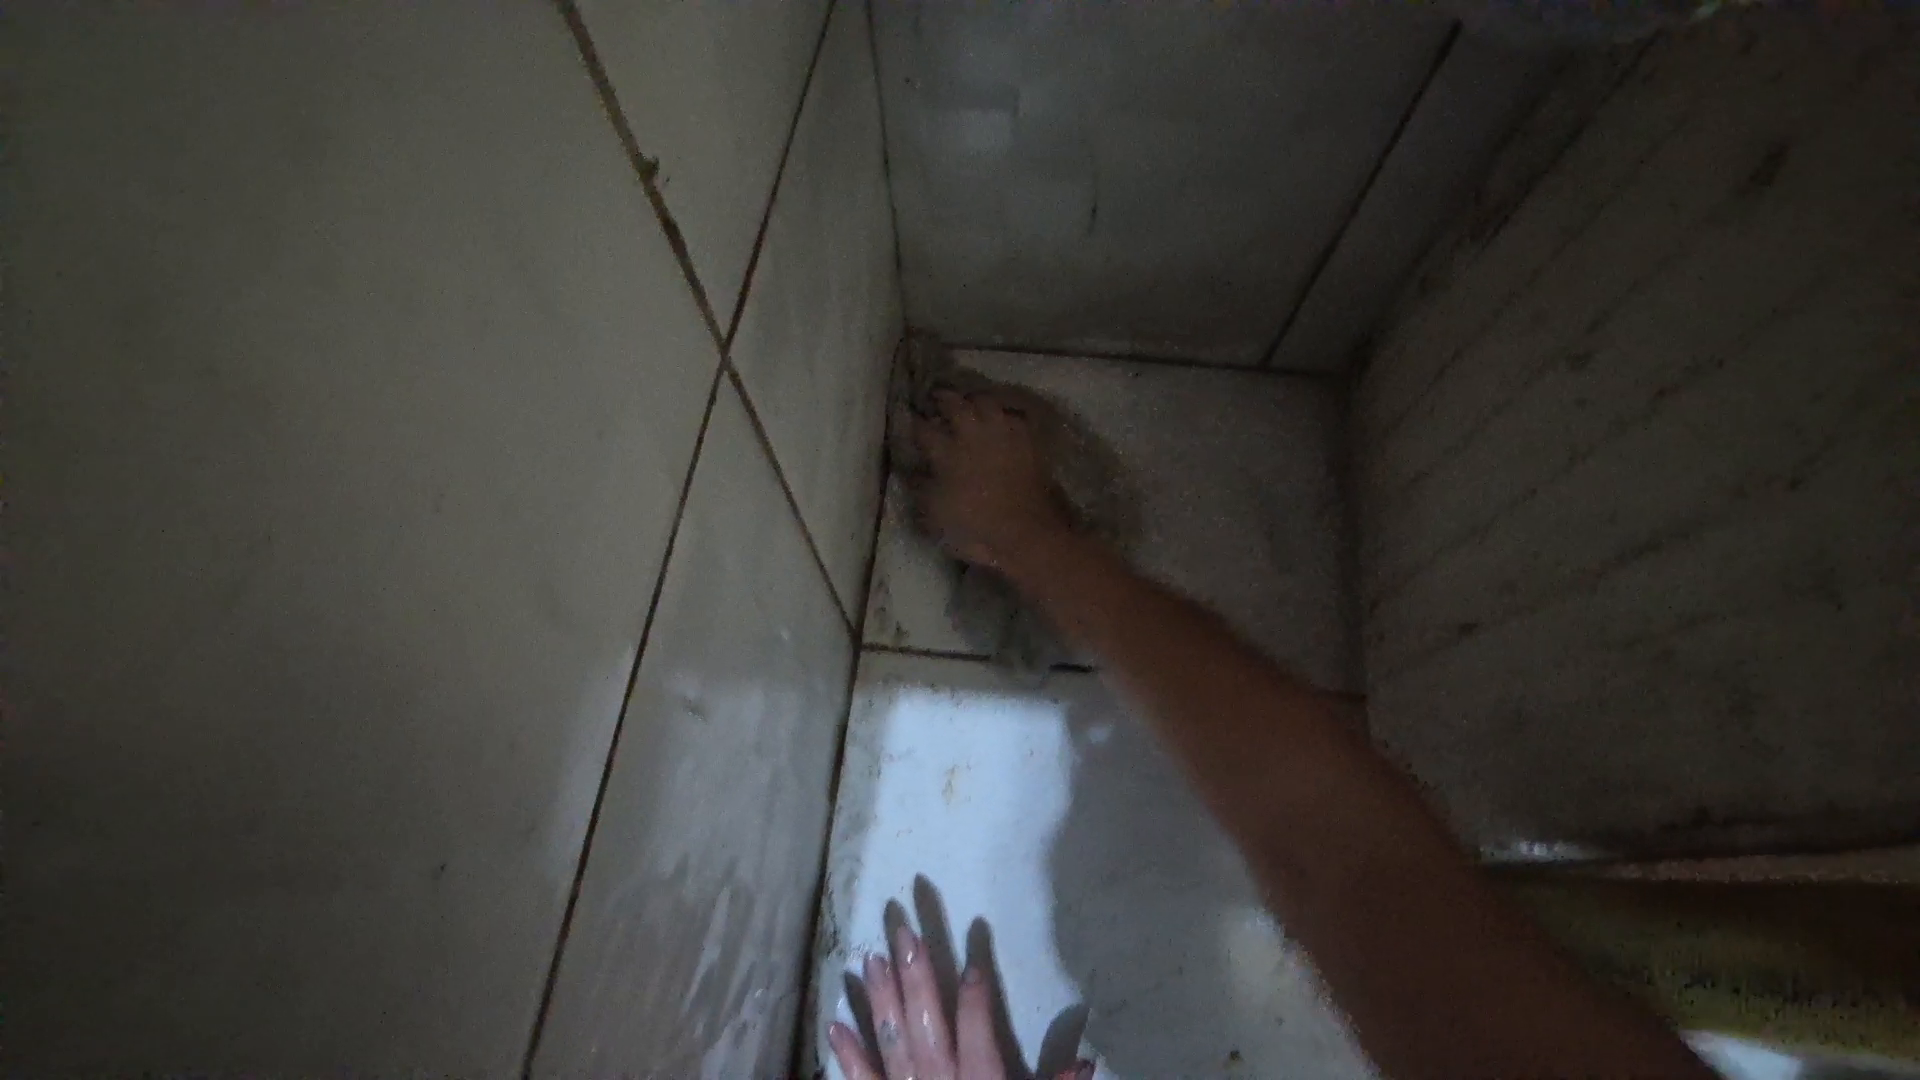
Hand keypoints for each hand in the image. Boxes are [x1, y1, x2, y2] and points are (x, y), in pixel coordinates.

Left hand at [827, 922, 1093, 1079]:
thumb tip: (1086, 1062)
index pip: (977, 1031)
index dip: (976, 995)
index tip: (972, 959)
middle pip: (926, 1022)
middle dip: (914, 975)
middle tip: (901, 931)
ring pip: (892, 1042)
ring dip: (880, 1000)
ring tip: (869, 958)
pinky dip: (848, 1055)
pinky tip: (835, 1023)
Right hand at [910, 390, 1071, 573]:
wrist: (1027, 531)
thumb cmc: (975, 527)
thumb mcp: (935, 515)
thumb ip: (920, 490)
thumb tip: (910, 472)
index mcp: (948, 453)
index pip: (924, 429)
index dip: (914, 422)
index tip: (909, 418)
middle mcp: (974, 435)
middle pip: (956, 406)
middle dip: (944, 399)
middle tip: (937, 397)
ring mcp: (1004, 434)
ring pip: (987, 403)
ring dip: (975, 400)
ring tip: (970, 403)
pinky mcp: (1028, 440)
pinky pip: (1015, 416)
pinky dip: (1005, 415)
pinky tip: (1002, 419)